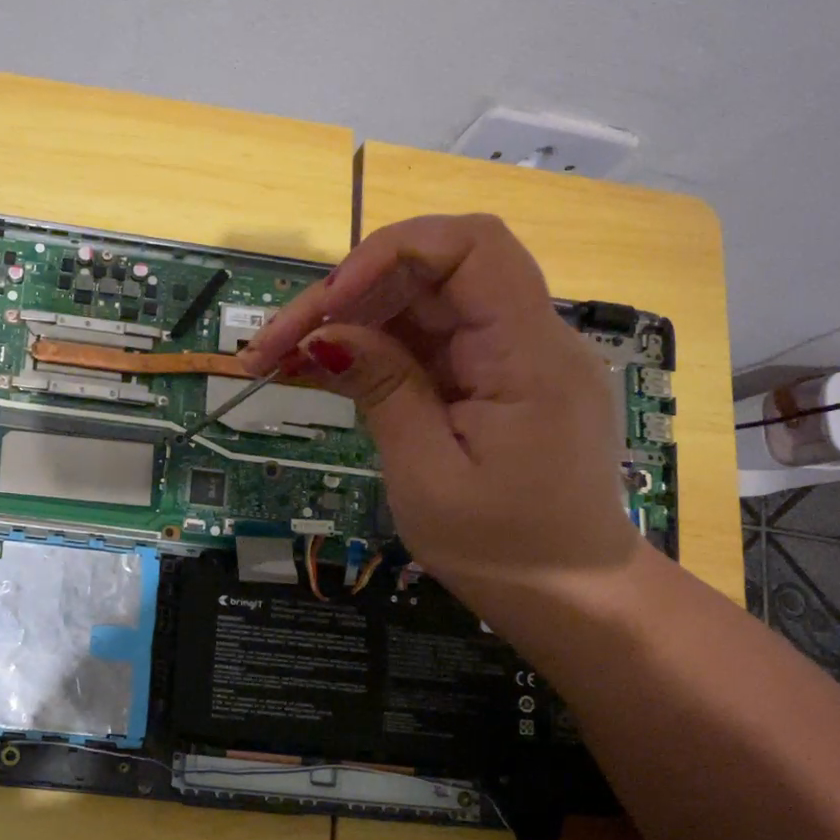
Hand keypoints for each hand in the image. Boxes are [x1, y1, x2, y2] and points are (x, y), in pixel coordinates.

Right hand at [242, 214, 641, 603]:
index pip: (471, 246)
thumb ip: (383, 390)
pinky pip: (427, 344)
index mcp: (527, 354)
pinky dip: (370, 351)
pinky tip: (317, 370)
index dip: (390, 253)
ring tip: (275, 362)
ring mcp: (509, 357)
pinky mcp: (491, 380)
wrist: (569, 594)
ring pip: (419, 306)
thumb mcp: (428, 475)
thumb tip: (324, 334)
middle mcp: (527, 337)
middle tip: (269, 347)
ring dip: (345, 324)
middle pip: (430, 274)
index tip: (327, 305)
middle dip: (343, 297)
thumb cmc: (501, 548)